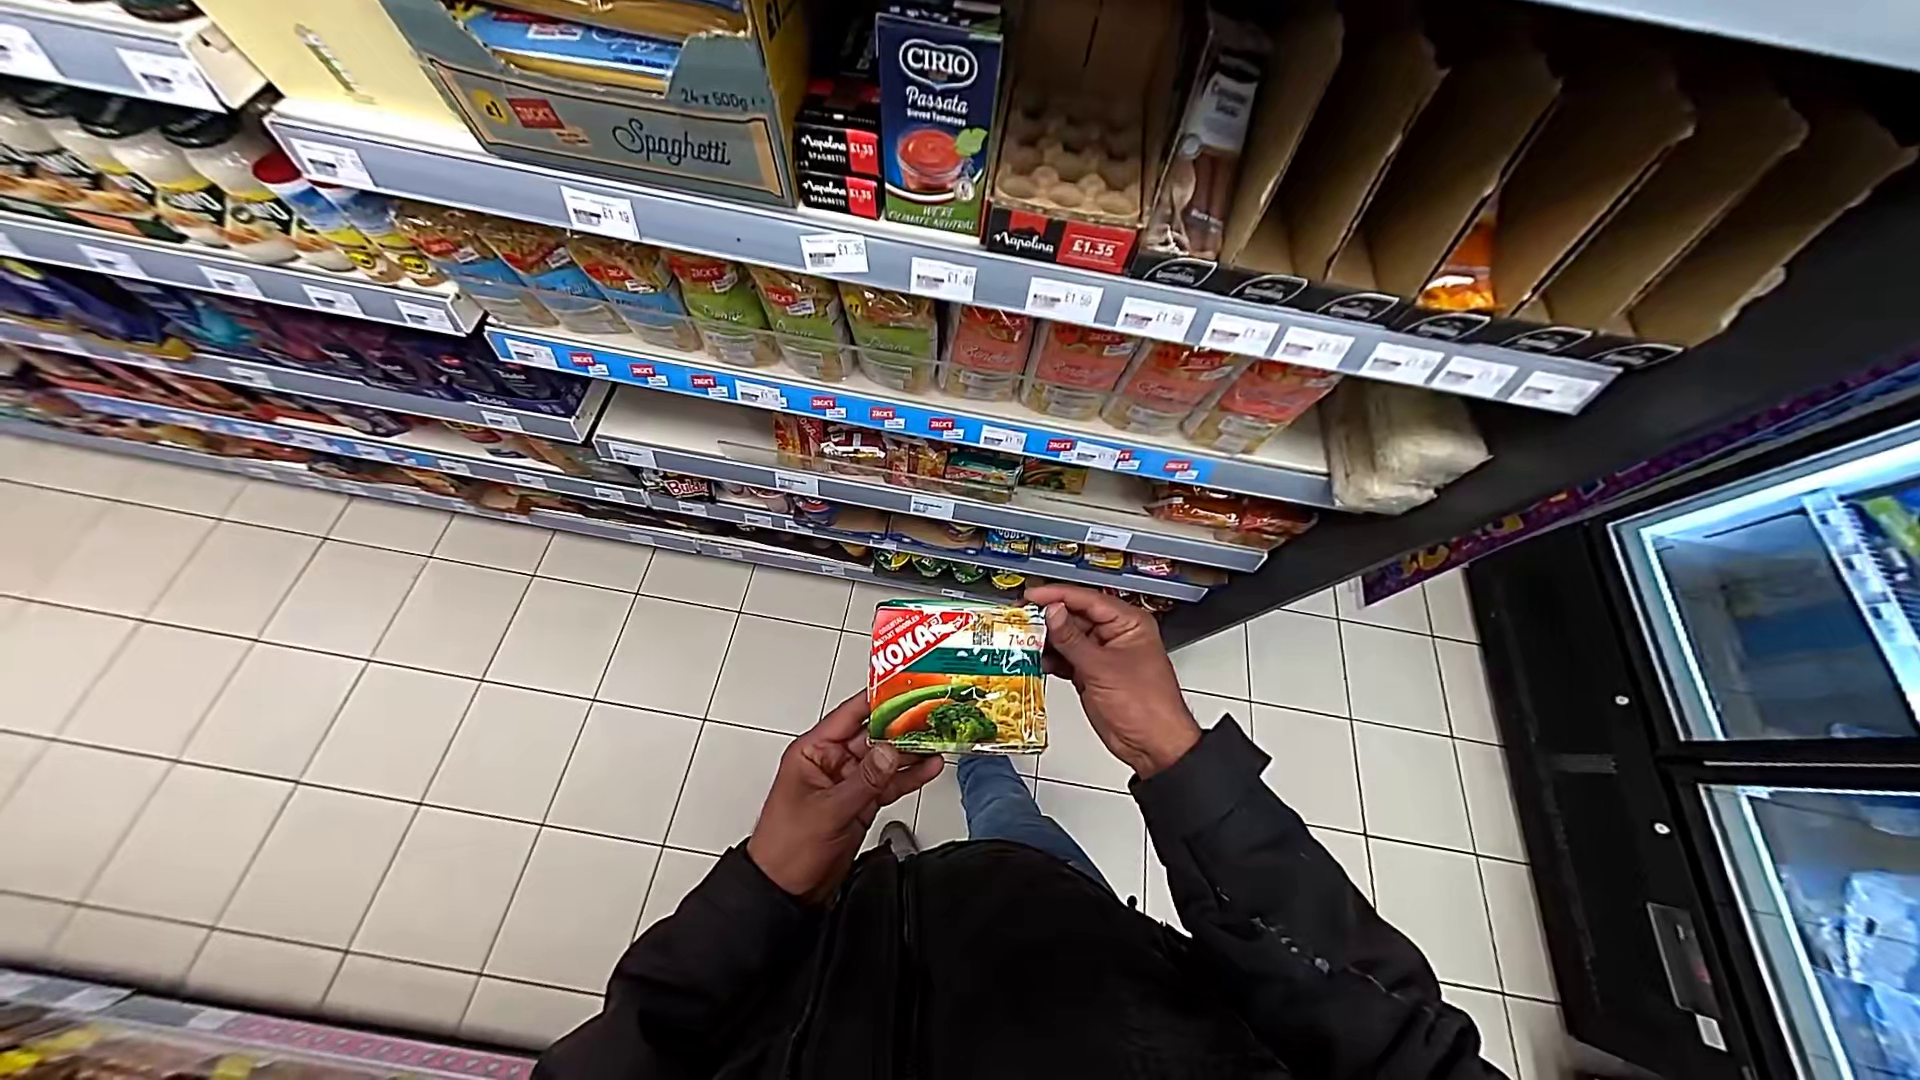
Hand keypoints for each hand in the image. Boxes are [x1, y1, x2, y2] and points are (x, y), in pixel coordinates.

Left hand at [746, 691, 943, 902]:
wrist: (785, 893)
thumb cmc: (784, 849)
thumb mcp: (827, 810)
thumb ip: (864, 779)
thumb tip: (890, 751)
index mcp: (814, 751)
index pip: (850, 715)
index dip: (877, 699)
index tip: (904, 687)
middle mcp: (832, 761)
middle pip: (873, 734)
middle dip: (902, 725)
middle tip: (931, 714)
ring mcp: (848, 781)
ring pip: (885, 758)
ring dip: (911, 750)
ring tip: (938, 738)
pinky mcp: (860, 802)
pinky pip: (888, 782)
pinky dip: (909, 776)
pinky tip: (928, 768)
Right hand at [1027, 584, 1199, 778]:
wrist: (1152, 747)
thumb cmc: (1147, 707)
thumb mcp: (1102, 668)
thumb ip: (1072, 639)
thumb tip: (1052, 612)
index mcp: (1128, 623)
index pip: (1087, 599)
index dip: (1057, 595)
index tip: (1032, 595)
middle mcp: (1115, 635)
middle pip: (1074, 616)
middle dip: (1048, 619)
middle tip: (1022, 619)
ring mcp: (1102, 654)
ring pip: (1067, 638)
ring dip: (1047, 641)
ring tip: (1026, 641)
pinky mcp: (1092, 673)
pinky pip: (1066, 658)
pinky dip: (1052, 659)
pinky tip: (1039, 661)